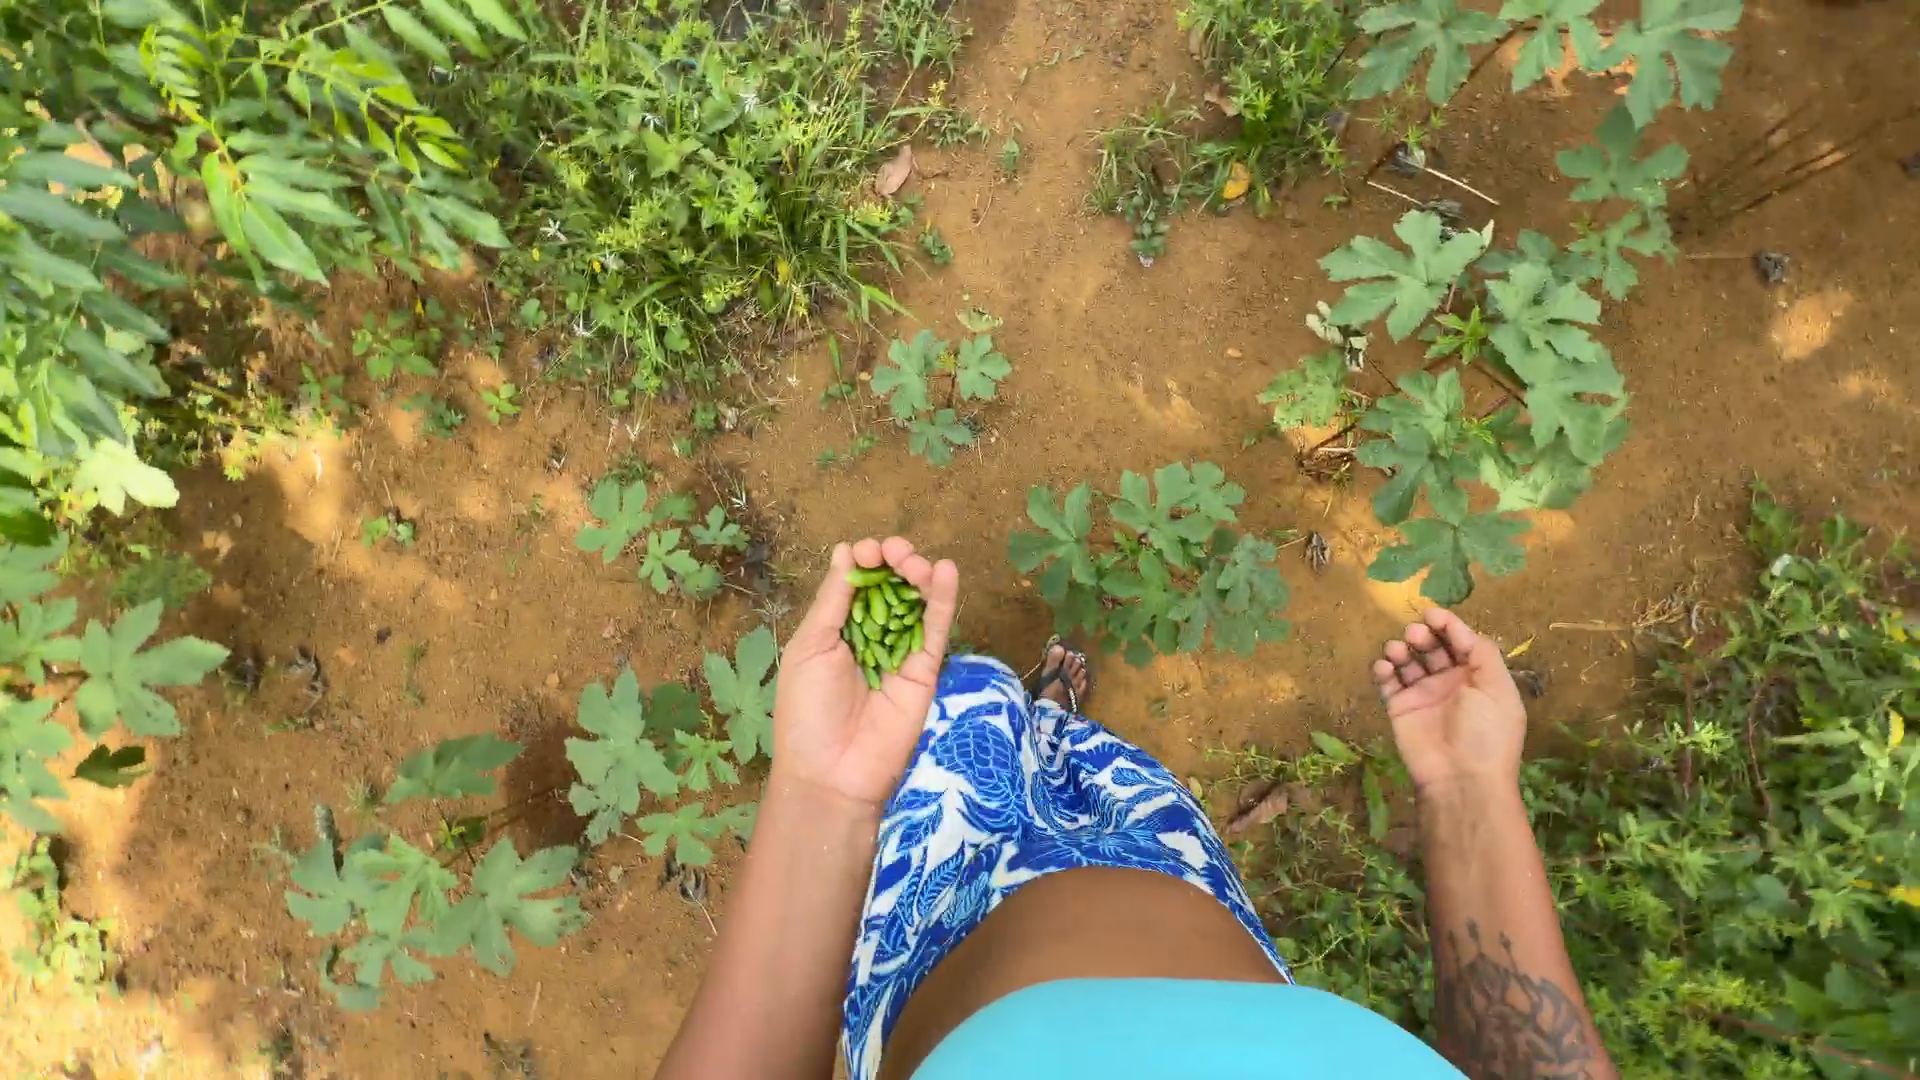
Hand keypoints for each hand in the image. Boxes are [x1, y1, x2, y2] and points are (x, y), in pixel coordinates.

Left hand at [772, 537, 958, 811]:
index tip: (867, 551)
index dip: (866, 560)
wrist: (831, 773)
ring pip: (917, 601)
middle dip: (894, 561)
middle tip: (895, 553)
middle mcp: (872, 634)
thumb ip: (833, 600)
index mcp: (838, 628)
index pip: (858, 581)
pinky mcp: (926, 669)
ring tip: (915, 562)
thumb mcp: (810, 647)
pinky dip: (944, 599)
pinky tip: (946, 571)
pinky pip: (936, 629)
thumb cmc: (807, 710)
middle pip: (891, 586)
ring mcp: (901, 651)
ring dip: (919, 573)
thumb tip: (846, 550)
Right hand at [1371, 608, 1527, 796]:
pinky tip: (1384, 668)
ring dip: (1400, 650)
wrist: (1460, 777)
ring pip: (1407, 662)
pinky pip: (1387, 682)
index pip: (1461, 642)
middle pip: (1432, 648)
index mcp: (1477, 678)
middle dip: (1423, 635)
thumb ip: (1483, 654)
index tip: (1431, 613)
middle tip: (1415, 634)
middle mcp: (1449, 683)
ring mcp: (1422, 695)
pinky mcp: (1398, 707)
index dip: (1449, 625)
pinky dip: (1383, 670)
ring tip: (1396, 650)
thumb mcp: (1498, 690)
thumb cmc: (1486, 732)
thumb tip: (1465, 630)